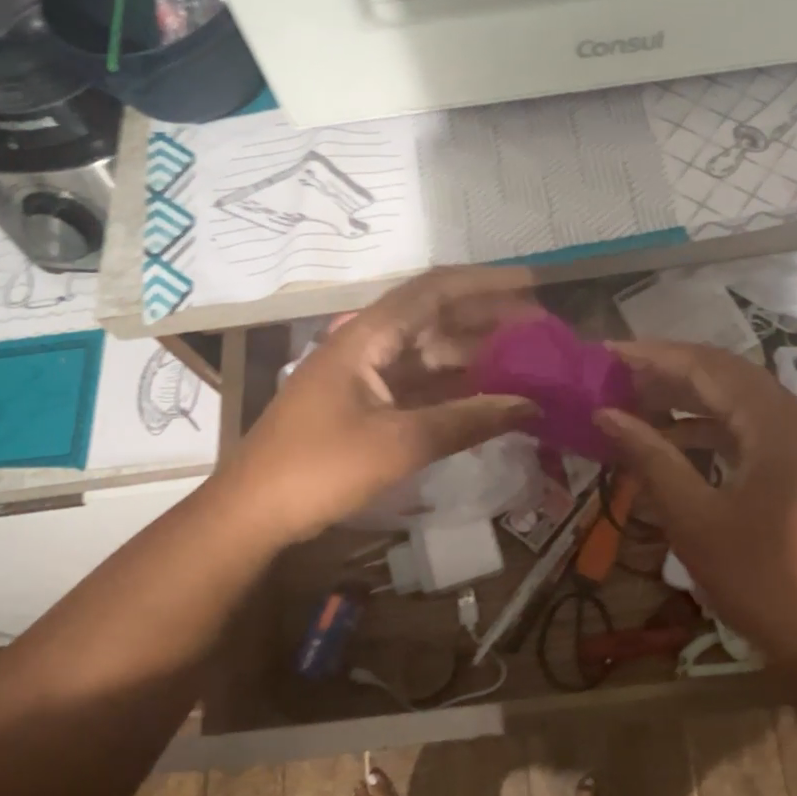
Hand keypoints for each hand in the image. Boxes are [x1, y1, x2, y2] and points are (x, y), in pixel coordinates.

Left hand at [218, 267, 541, 546]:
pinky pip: (419, 388)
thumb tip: (531, 406)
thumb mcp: (399, 444)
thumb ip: (467, 421)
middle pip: (436, 320)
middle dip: (489, 323)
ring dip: (475, 359)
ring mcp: (364, 379)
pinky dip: (454, 392)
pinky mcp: (364, 409)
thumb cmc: (320, 468)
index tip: (534, 284)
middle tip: (543, 334)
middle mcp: (367, 347)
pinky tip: (490, 400)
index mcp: (367, 338)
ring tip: (528, 366)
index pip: (434, 291)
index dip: (486, 283)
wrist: (253, 512)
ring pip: (430, 356)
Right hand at [594, 341, 796, 662]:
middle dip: (667, 375)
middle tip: (611, 376)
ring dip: (687, 403)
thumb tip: (605, 414)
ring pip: (740, 404)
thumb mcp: (694, 518)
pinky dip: (711, 432)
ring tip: (632, 406)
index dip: (652, 357)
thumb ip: (650, 458)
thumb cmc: (760, 580)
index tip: (603, 354)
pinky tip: (673, 442)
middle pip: (727, 378)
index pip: (708, 367)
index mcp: (780, 424)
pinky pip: (753, 433)